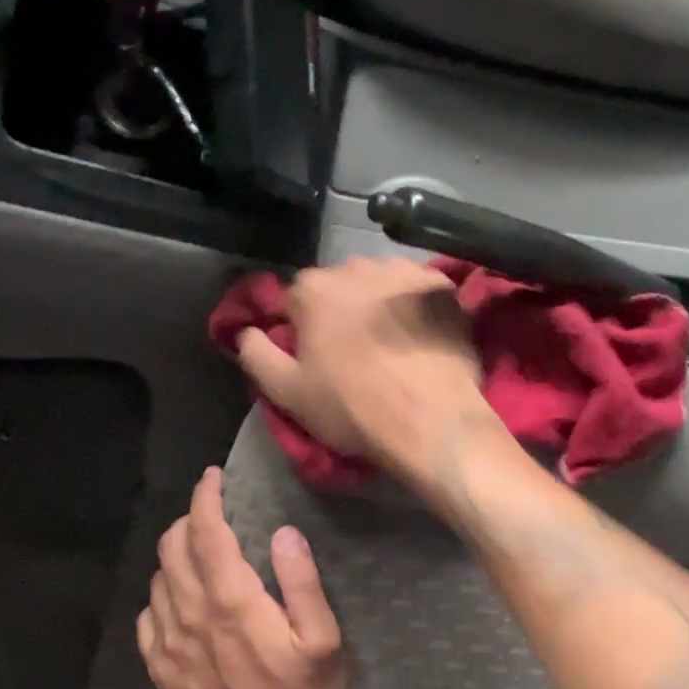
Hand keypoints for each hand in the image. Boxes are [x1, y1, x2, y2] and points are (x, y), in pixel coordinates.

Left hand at [139, 467, 345, 688]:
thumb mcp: (323, 639)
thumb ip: (302, 583)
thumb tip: (283, 534)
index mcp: (232, 600)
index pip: (207, 532)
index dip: (206, 497)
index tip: (214, 478)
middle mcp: (191, 612)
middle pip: (172, 548)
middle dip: (187, 520)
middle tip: (209, 516)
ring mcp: (169, 641)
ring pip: (158, 579)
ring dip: (174, 557)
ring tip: (197, 555)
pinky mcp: (159, 667)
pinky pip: (147, 616)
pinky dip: (160, 596)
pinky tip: (177, 602)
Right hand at [236, 258, 500, 483]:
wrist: (431, 421)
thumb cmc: (353, 408)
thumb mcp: (288, 393)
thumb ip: (257, 355)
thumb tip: (246, 331)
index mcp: (314, 289)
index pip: (296, 299)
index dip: (303, 329)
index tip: (317, 358)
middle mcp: (357, 266)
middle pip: (340, 286)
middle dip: (343, 311)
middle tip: (356, 354)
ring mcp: (404, 272)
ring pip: (381, 284)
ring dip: (380, 306)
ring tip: (392, 346)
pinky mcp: (442, 287)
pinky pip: (419, 290)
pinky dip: (416, 308)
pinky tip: (422, 339)